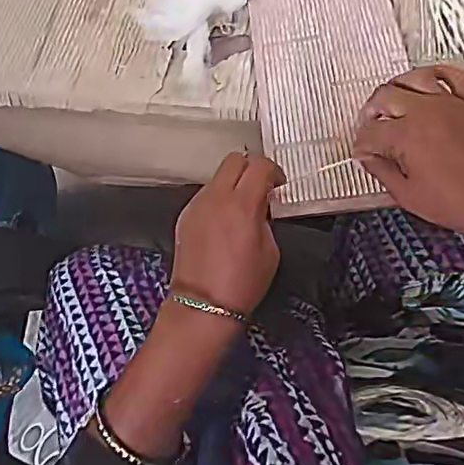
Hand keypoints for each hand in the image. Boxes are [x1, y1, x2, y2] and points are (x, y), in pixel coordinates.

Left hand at [171, 151, 283, 316]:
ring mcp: (196, 205)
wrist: (203, 305)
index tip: (278, 186)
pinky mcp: (185, 215)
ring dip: (233, 184)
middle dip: (251, 168)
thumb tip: (260, 206)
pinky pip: (205, 195)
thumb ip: (266, 219)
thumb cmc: (242, 283)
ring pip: (217, 176)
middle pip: (234, 159)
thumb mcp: (270, 250)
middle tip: (261, 188)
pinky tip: (224, 222)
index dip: (274, 171)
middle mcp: (216, 197)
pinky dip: (218, 199)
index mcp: (242, 205)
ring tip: (241, 209)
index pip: (260, 165)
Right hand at [353, 65, 463, 236]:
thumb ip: (382, 171)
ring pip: (413, 78)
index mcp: (406, 135)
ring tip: (390, 100)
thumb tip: (369, 160)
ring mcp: (449, 104)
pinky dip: (437, 73)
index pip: (370, 131)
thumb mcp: (407, 195)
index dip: (361, 144)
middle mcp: (426, 112)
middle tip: (368, 127)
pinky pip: (453, 75)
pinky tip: (428, 81)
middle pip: (384, 96)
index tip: (362, 153)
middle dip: (369, 112)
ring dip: (395, 87)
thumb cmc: (460, 202)